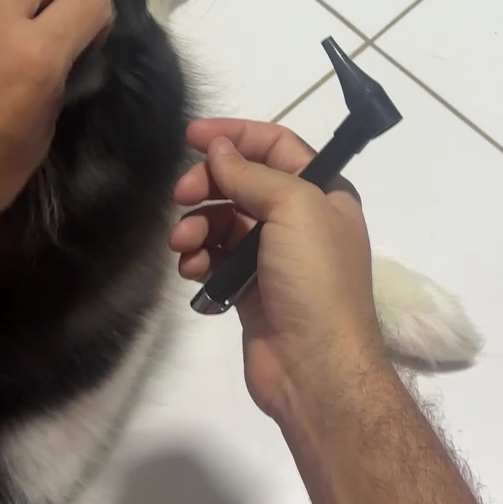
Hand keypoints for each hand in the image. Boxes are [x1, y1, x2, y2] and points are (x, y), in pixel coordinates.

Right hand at [171, 119, 383, 422]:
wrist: (316, 368)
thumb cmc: (315, 278)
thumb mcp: (294, 208)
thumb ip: (253, 174)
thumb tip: (219, 149)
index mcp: (322, 191)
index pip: (276, 144)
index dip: (236, 134)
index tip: (192, 135)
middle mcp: (299, 217)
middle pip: (243, 180)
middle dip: (208, 183)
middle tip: (180, 194)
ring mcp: (273, 254)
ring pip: (224, 219)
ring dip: (197, 224)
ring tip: (184, 243)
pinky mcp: (249, 286)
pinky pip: (216, 256)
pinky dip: (199, 256)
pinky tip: (191, 268)